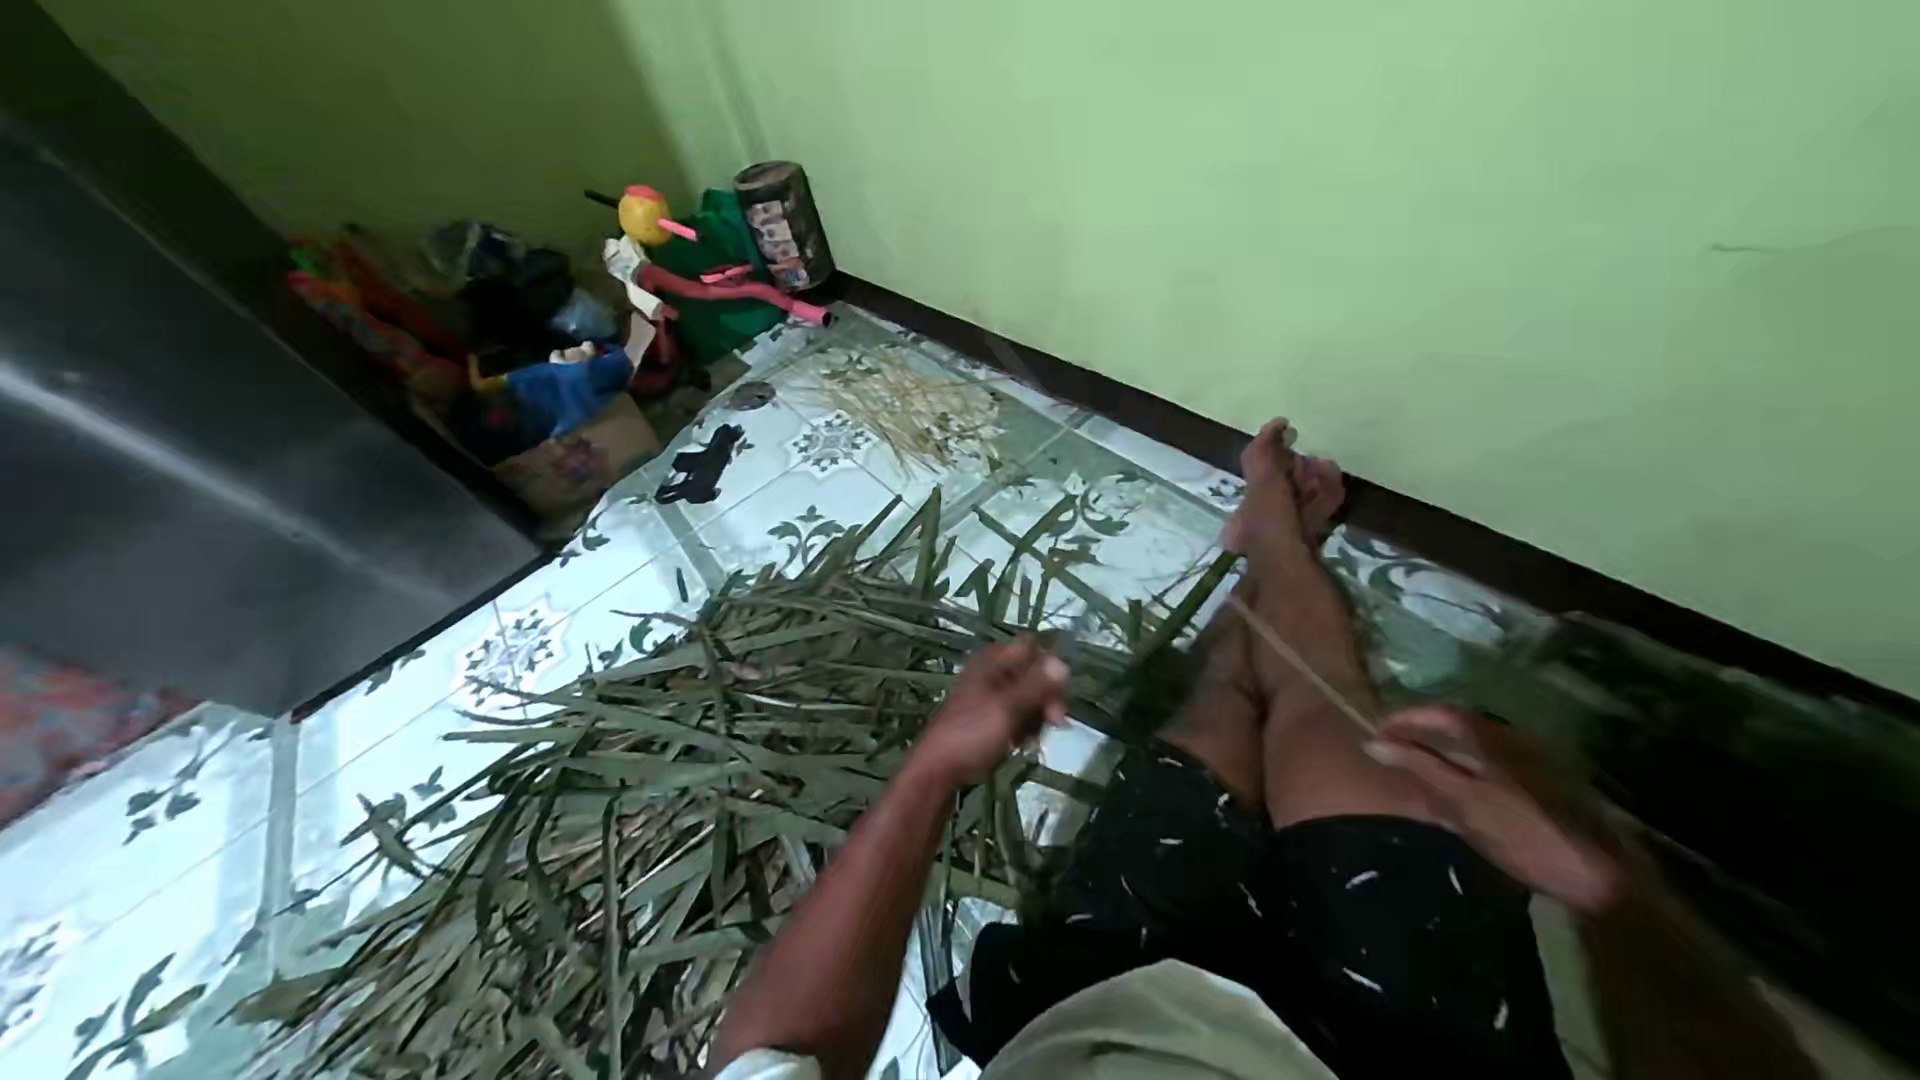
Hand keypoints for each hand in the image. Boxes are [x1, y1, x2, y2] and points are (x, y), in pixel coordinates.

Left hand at [910, 637, 1069, 788]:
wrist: (939, 770)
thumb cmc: (971, 734)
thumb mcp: (1007, 707)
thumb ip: (1036, 685)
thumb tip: (1063, 663)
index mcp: (992, 661)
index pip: (1032, 647)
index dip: (1049, 666)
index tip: (1058, 693)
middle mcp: (992, 672)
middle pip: (1034, 673)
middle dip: (1048, 697)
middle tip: (1054, 722)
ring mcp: (992, 696)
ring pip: (1030, 697)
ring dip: (1038, 716)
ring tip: (1031, 738)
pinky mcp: (992, 718)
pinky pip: (1019, 714)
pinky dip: (1025, 727)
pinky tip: (1023, 744)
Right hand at [1366, 705, 1626, 912]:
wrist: (1604, 878)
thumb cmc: (1524, 834)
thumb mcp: (1461, 801)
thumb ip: (1418, 767)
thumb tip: (1372, 742)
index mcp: (1491, 738)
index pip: (1437, 712)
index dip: (1403, 718)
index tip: (1375, 734)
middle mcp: (1512, 740)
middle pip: (1455, 726)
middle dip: (1419, 736)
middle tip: (1390, 753)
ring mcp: (1531, 762)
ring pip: (1472, 747)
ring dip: (1441, 754)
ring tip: (1416, 774)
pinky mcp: (1542, 785)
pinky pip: (1490, 766)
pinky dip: (1463, 772)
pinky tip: (1455, 795)